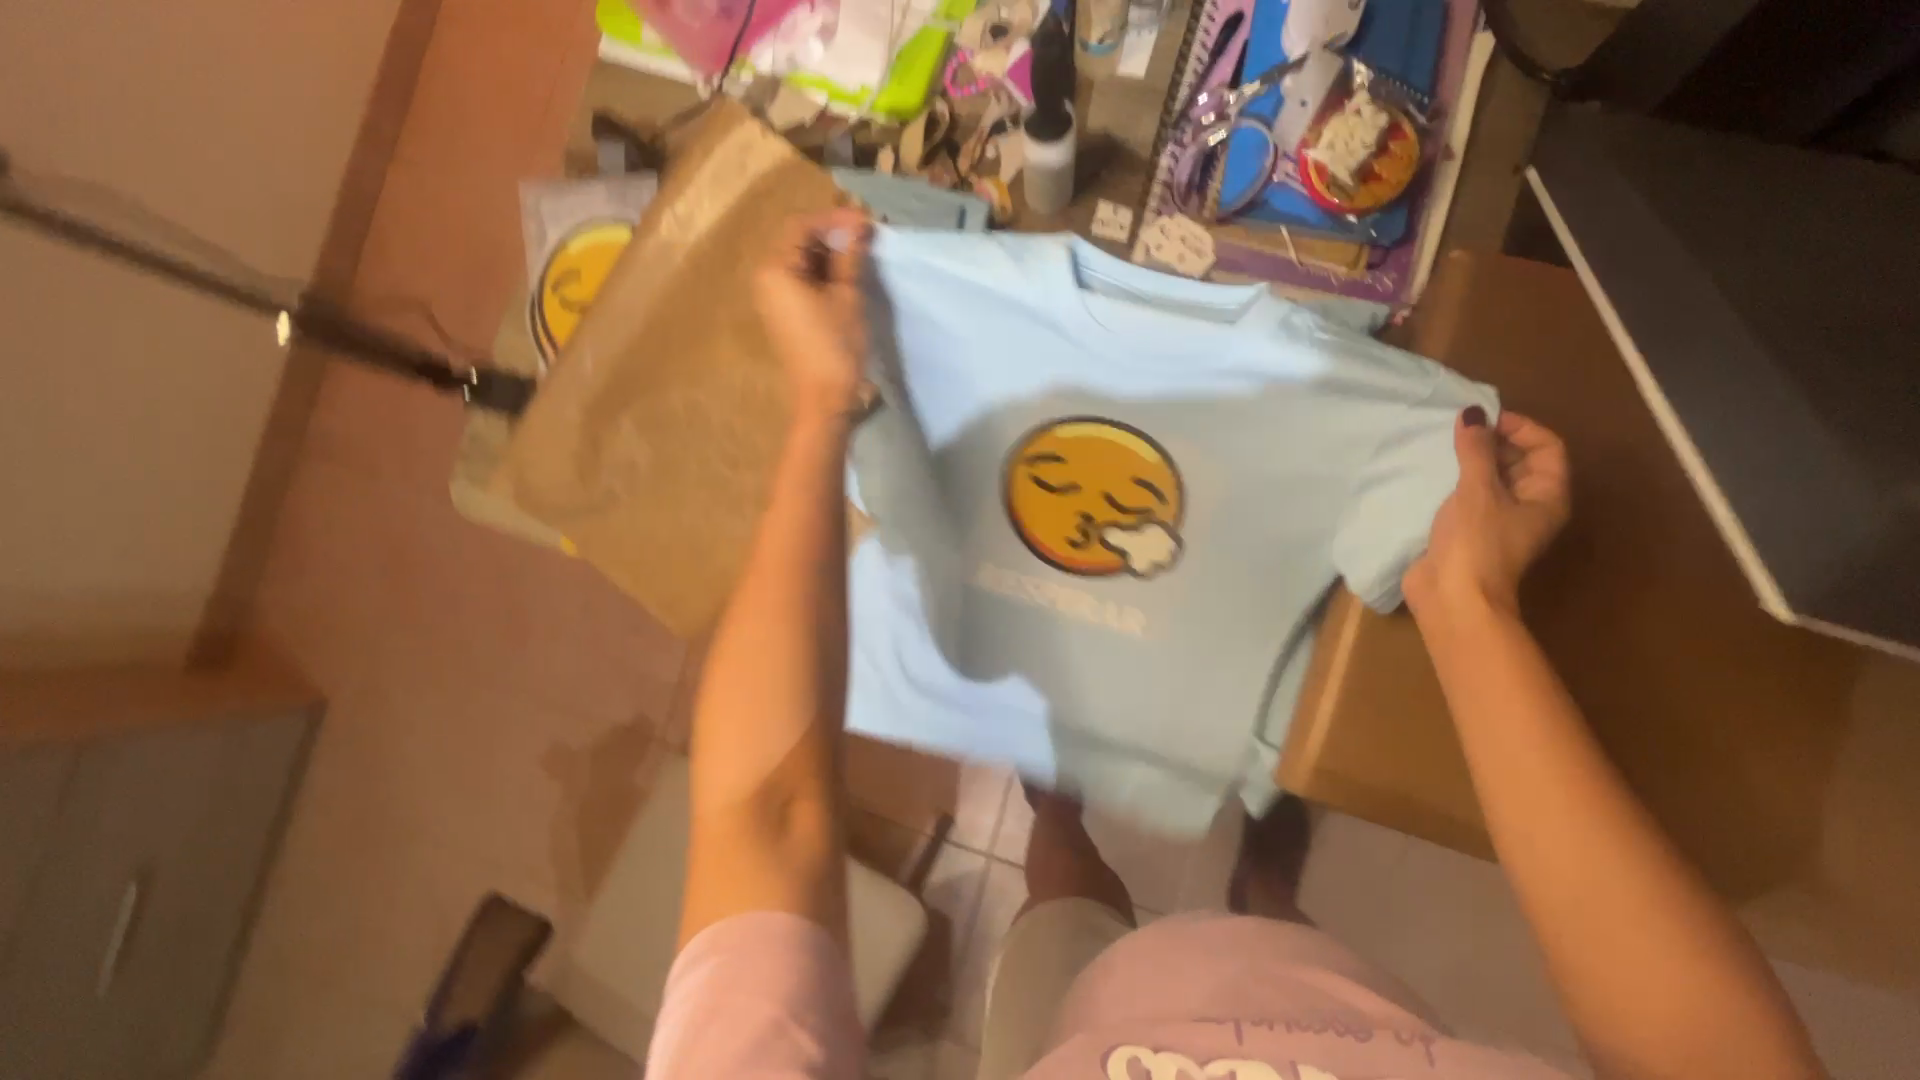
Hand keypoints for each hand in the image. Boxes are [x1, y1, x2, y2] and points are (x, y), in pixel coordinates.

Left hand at [753, 207, 873, 420]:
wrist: (824, 398)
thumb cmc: (836, 345)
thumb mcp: (848, 295)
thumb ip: (851, 255)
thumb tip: (859, 224)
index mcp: (776, 269)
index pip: (802, 225)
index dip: (835, 219)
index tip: (867, 223)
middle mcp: (767, 278)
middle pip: (799, 240)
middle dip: (833, 234)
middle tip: (868, 236)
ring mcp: (775, 297)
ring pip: (803, 260)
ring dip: (832, 254)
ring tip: (863, 254)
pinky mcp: (786, 312)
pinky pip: (803, 280)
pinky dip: (826, 273)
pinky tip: (849, 275)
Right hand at [1404, 407, 1570, 619]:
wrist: (1453, 597)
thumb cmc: (1476, 541)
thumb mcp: (1478, 490)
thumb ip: (1476, 450)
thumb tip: (1472, 414)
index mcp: (1547, 496)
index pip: (1547, 447)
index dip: (1520, 427)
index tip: (1483, 419)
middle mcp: (1529, 506)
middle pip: (1520, 461)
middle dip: (1492, 441)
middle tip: (1457, 430)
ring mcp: (1498, 520)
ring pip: (1491, 478)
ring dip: (1470, 461)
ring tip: (1441, 447)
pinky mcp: (1469, 531)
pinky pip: (1468, 496)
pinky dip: (1454, 482)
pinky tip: (1431, 475)